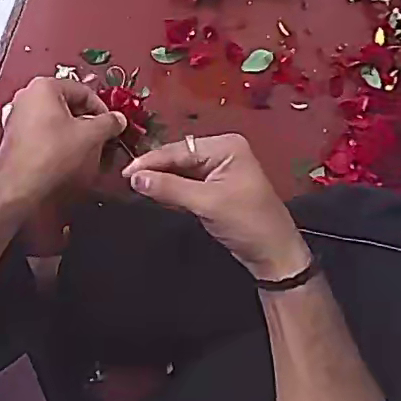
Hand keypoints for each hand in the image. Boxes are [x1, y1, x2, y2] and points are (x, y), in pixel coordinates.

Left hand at [0, 77, 126, 212]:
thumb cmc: (50, 158)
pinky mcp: (15, 139)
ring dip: (74, 134)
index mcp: (44, 87)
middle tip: (101, 137)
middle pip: (69, 105)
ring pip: (57, 121)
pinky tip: (68, 159)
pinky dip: (59, 143)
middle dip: (88, 122)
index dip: (102, 108)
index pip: (83, 91)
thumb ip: (109, 122)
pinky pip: (44, 134)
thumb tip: (116, 119)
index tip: (111, 123)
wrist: (20, 190)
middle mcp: (27, 98)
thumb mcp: (91, 136)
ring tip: (86, 151)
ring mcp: (18, 118)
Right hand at [123, 133, 311, 281]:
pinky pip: (187, 182)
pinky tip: (154, 192)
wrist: (274, 254)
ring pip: (181, 170)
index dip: (152, 161)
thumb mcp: (207, 203)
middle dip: (155, 168)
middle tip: (126, 179)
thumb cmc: (247, 223)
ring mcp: (219, 168)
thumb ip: (170, 188)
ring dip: (161, 179)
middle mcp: (222, 151)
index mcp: (226, 146)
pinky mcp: (215, 186)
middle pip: (179, 157)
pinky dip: (171, 188)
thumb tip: (135, 178)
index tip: (126, 172)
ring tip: (135, 185)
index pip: (180, 149)